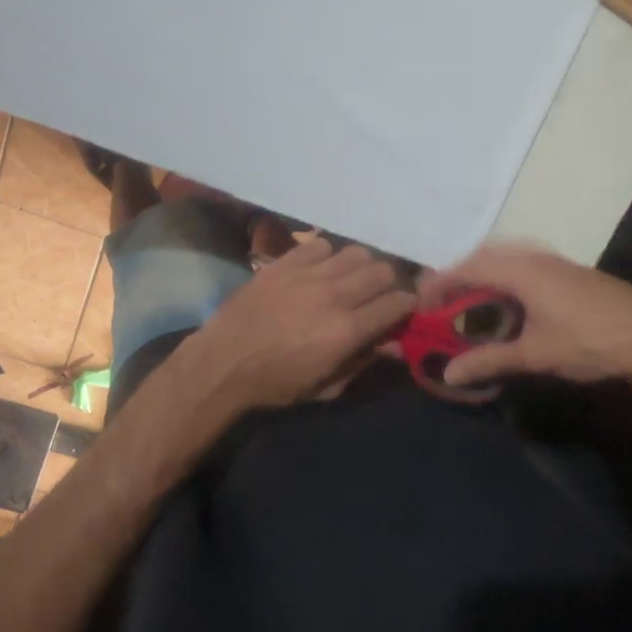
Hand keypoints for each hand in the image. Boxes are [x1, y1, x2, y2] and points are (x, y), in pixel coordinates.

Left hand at [175, 239, 416, 409]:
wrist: (223, 363)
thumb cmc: (275, 383)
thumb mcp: (325, 387)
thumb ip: (362, 362)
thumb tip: (393, 344)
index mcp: (346, 331)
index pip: (397, 303)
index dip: (407, 305)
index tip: (404, 311)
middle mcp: (334, 296)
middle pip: (382, 271)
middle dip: (388, 284)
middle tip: (379, 296)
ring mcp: (308, 275)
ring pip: (356, 253)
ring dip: (361, 267)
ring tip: (351, 281)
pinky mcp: (284, 263)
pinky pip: (321, 245)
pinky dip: (329, 256)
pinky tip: (321, 271)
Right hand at [420, 244, 631, 397]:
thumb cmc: (590, 342)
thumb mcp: (534, 354)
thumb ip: (489, 360)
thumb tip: (449, 372)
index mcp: (522, 271)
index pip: (467, 267)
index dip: (438, 284)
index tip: (418, 304)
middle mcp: (536, 258)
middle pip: (484, 256)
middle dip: (457, 276)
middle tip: (439, 304)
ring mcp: (556, 263)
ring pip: (506, 259)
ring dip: (482, 276)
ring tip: (467, 305)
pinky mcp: (570, 274)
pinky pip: (524, 266)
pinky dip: (503, 280)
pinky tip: (506, 305)